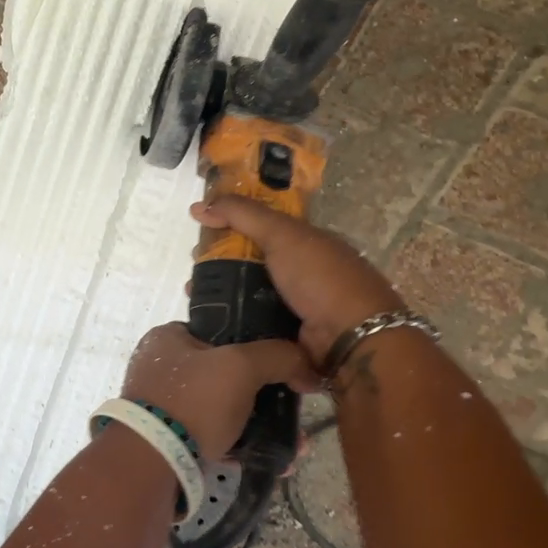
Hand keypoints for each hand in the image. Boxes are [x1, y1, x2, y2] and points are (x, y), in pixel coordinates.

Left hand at [122, 323, 316, 459]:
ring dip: (262, 424)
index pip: (216, 334)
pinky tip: (276, 461)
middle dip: (265, 396)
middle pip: (225, 374)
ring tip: (296, 445)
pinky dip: (245, 444)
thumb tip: (308, 363)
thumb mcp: (239, 366)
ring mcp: (164, 401)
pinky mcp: (171, 435)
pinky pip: (216, 434)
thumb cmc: (194, 400)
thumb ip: (276, 357)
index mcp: (166, 338)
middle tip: (294, 413)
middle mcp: (161, 366)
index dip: (253, 348)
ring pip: (224, 408)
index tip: (283, 369)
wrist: (156, 458)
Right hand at [189, 196, 405, 364]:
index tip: (203, 226)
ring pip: (248, 290)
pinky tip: (207, 312)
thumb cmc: (322, 278)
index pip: (265, 225)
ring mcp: (298, 304)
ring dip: (221, 289)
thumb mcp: (282, 234)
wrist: (354, 341)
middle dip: (221, 259)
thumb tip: (198, 206)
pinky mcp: (288, 334)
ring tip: (193, 290)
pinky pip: (251, 318)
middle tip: (195, 262)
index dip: (233, 222)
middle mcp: (306, 272)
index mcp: (311, 243)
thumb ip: (241, 214)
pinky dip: (230, 315)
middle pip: (253, 258)